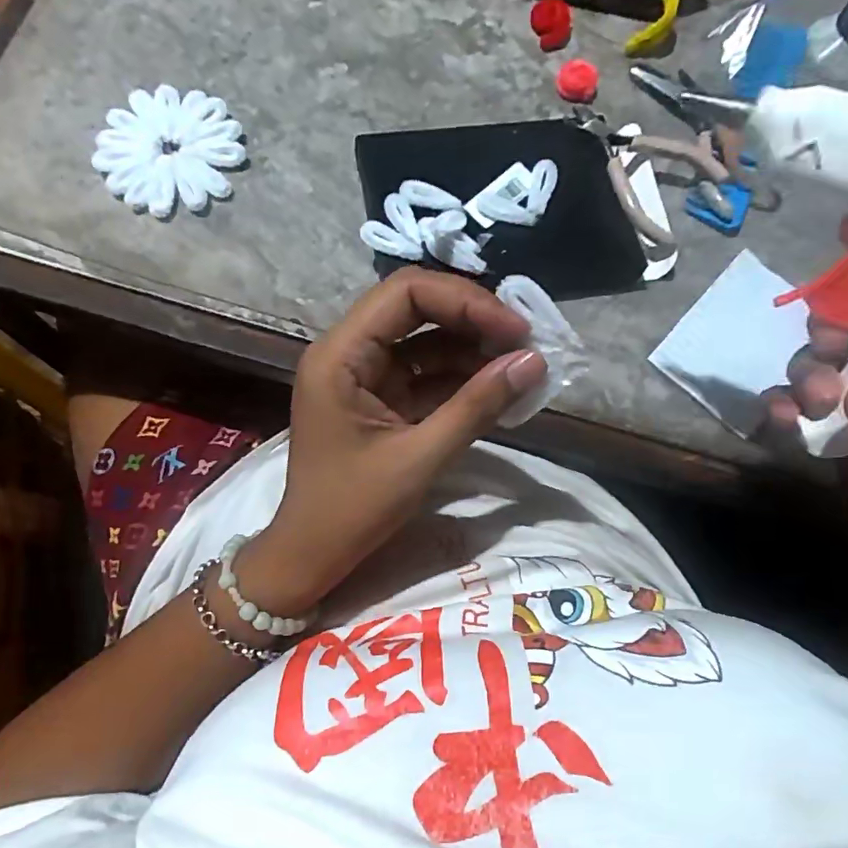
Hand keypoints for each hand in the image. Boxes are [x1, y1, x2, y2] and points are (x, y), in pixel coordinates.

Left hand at [236, 268, 545, 614]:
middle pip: (418, 311)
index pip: (406, 293)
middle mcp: (350, 353)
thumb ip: (477, 406)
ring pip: (426, 343)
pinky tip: (499, 389)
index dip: (466, 301)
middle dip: (474, 323)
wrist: (314, 554)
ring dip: (474, 352)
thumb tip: (534, 363)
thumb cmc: (354, 509)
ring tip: (522, 367)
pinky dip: (462, 381)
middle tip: (526, 345)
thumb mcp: (420, 457)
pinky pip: (426, 376)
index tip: (515, 329)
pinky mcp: (381, 401)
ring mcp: (366, 377)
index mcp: (341, 355)